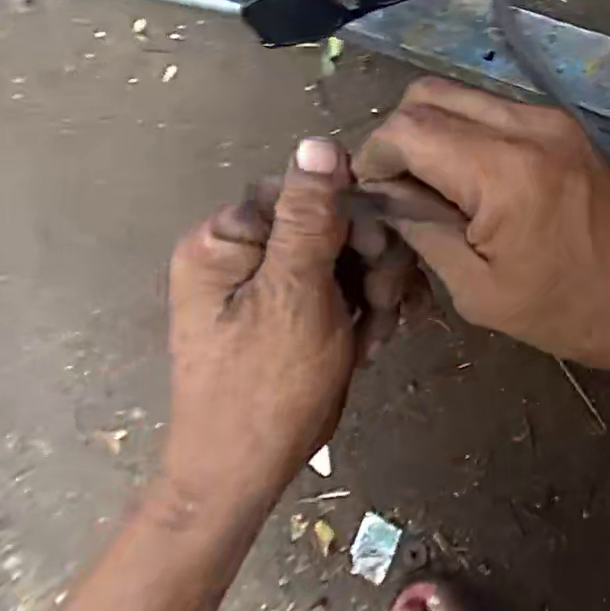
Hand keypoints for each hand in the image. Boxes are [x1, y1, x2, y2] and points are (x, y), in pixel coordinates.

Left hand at [164, 138, 416, 495]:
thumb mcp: (294, 295)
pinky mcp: (296, 311)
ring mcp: (272, 284)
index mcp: (228, 239)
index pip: (304, 190)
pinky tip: (367, 343)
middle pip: (331, 223)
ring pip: (346, 257)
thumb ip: (309, 217)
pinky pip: (343, 288)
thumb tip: (319, 141)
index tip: (378, 255)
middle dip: (368, 262)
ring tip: (373, 335)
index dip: (352, 217)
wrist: (247, 469)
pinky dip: (364, 312)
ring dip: (373, 292)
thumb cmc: (266, 385)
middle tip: (380, 306)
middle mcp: (246, 253)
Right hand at [355, 79, 609, 380]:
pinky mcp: (564, 125)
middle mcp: (528, 126)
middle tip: (401, 192)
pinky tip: (472, 182)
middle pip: (428, 95)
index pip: (408, 128)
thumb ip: (422, 228)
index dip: (376, 158)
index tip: (374, 197)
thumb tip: (382, 193)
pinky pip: (494, 110)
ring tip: (436, 190)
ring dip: (433, 134)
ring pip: (460, 96)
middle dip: (399, 139)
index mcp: (504, 171)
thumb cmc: (567, 310)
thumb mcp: (478, 289)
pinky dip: (467, 135)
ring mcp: (551, 119)